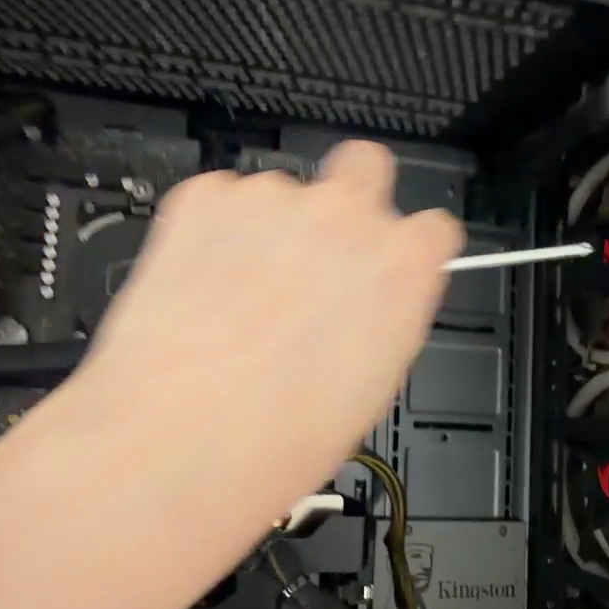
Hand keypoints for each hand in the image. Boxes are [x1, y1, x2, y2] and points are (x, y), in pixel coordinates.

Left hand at [68, 140, 461, 553]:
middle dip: (348, 202)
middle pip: (365, 169)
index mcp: (401, 266)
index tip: (387, 267)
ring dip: (269, 232)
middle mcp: (343, 217)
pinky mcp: (205, 200)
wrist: (178, 436)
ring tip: (240, 300)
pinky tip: (206, 287)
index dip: (405, 251)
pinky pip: (220, 201)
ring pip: (282, 194)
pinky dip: (215, 232)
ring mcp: (272, 201)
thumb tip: (369, 310)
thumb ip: (381, 322)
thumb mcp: (368, 391)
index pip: (431, 229)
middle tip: (315, 254)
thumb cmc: (273, 439)